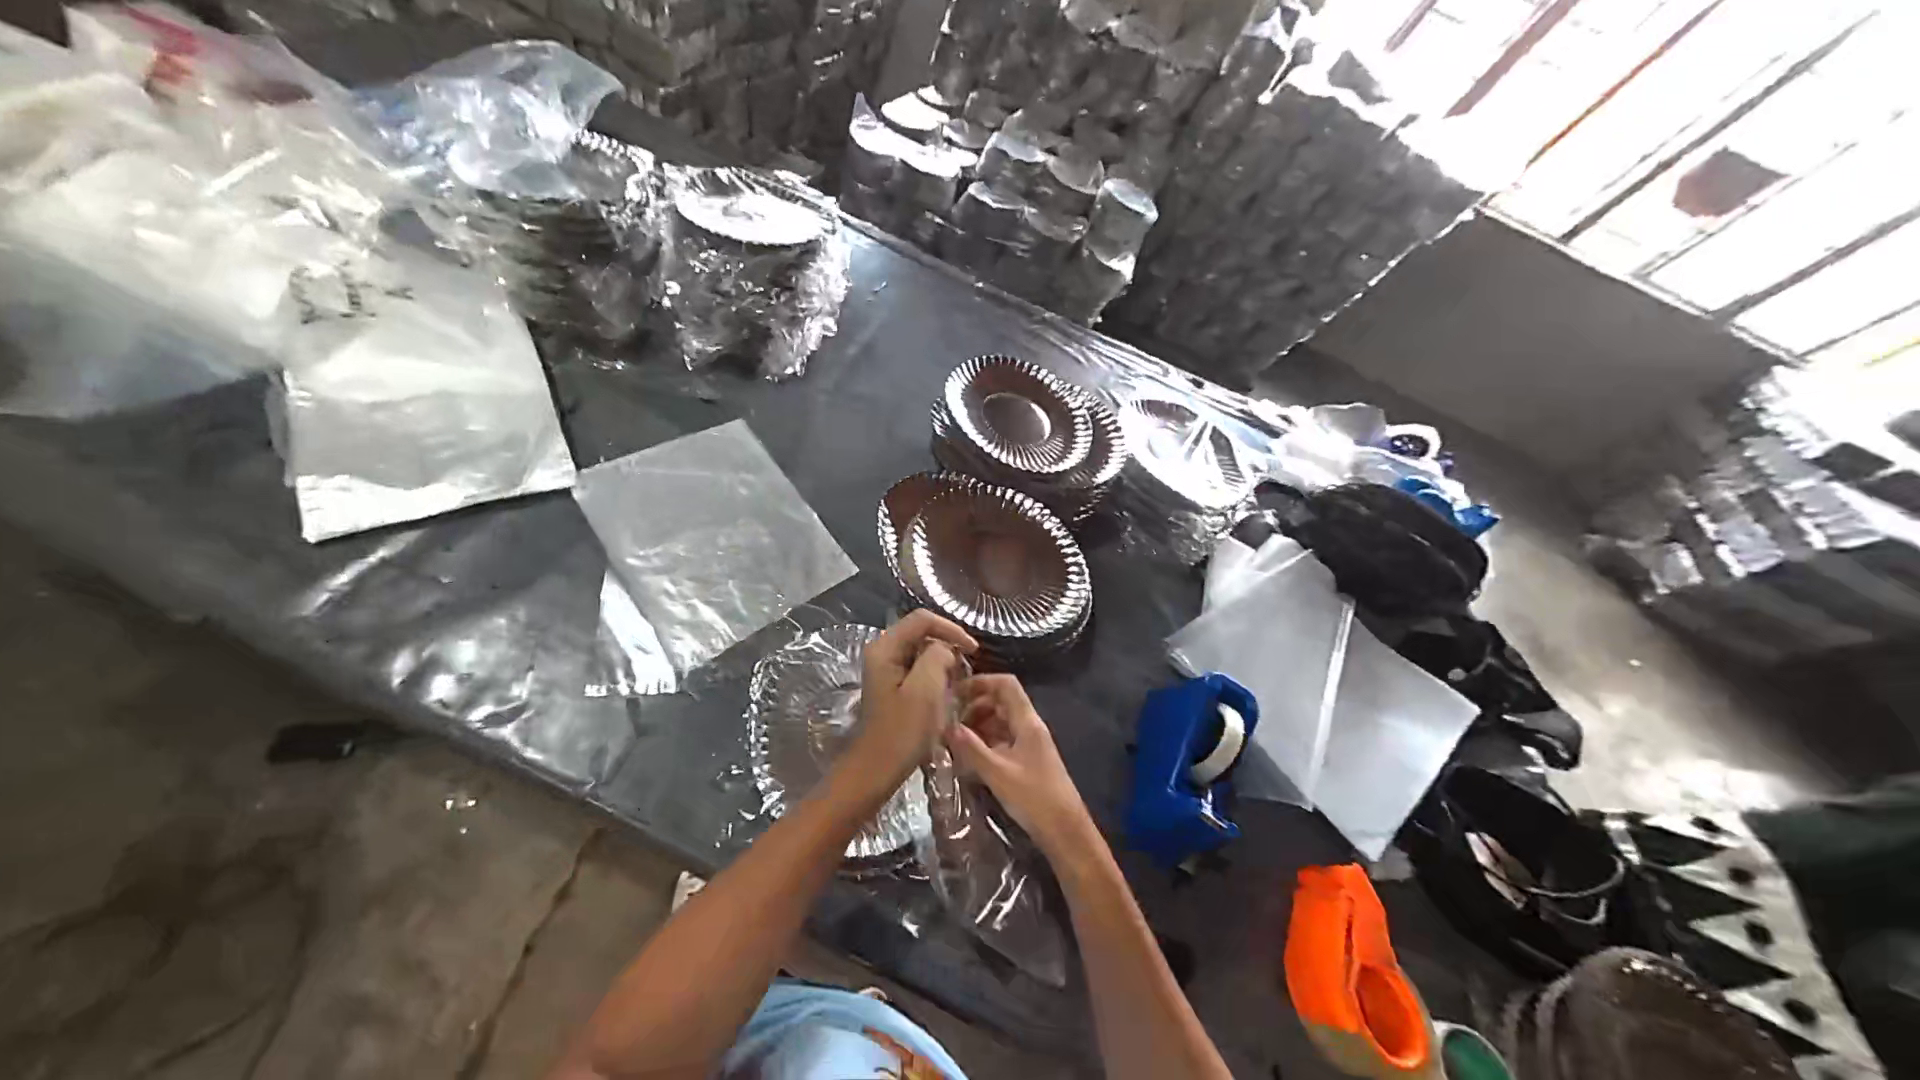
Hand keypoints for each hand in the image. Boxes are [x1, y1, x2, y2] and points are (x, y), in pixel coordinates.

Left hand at [848, 610, 977, 788]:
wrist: (877, 769)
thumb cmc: (902, 731)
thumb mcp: (925, 690)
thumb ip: (937, 657)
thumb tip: (946, 650)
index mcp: (885, 648)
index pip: (923, 620)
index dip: (951, 629)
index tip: (973, 650)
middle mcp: (882, 652)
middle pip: (921, 633)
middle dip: (948, 646)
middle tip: (968, 668)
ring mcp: (886, 669)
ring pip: (922, 651)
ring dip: (943, 663)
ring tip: (959, 682)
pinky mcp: (892, 685)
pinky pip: (919, 668)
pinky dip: (936, 675)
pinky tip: (946, 693)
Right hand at [947, 674, 1095, 856]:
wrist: (1065, 831)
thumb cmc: (1034, 797)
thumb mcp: (997, 772)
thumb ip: (971, 748)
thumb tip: (947, 726)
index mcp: (1027, 722)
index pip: (1006, 685)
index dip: (981, 682)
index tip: (956, 693)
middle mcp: (1029, 727)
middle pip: (1001, 702)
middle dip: (974, 706)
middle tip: (949, 721)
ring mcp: (1029, 745)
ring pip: (1000, 723)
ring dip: (978, 726)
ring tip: (954, 740)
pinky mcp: (1027, 762)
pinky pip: (1003, 741)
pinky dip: (985, 743)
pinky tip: (968, 757)